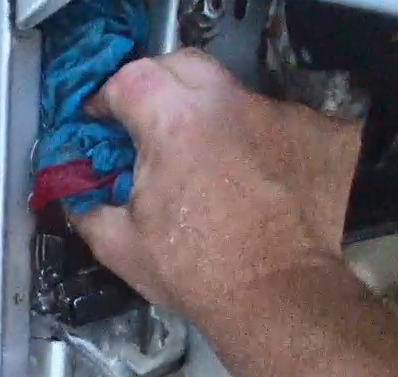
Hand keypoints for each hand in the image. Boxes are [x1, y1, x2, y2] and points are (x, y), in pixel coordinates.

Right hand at [72, 49, 361, 319]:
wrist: (271, 290)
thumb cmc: (194, 270)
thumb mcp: (117, 245)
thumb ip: (87, 208)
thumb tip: (76, 196)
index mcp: (175, 126)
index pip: (131, 79)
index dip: (106, 98)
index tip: (101, 119)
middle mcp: (231, 105)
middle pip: (184, 66)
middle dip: (155, 89)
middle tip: (142, 128)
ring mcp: (283, 114)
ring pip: (232, 98)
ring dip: (208, 122)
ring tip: (199, 170)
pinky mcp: (320, 131)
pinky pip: (275, 124)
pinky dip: (254, 145)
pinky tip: (245, 183)